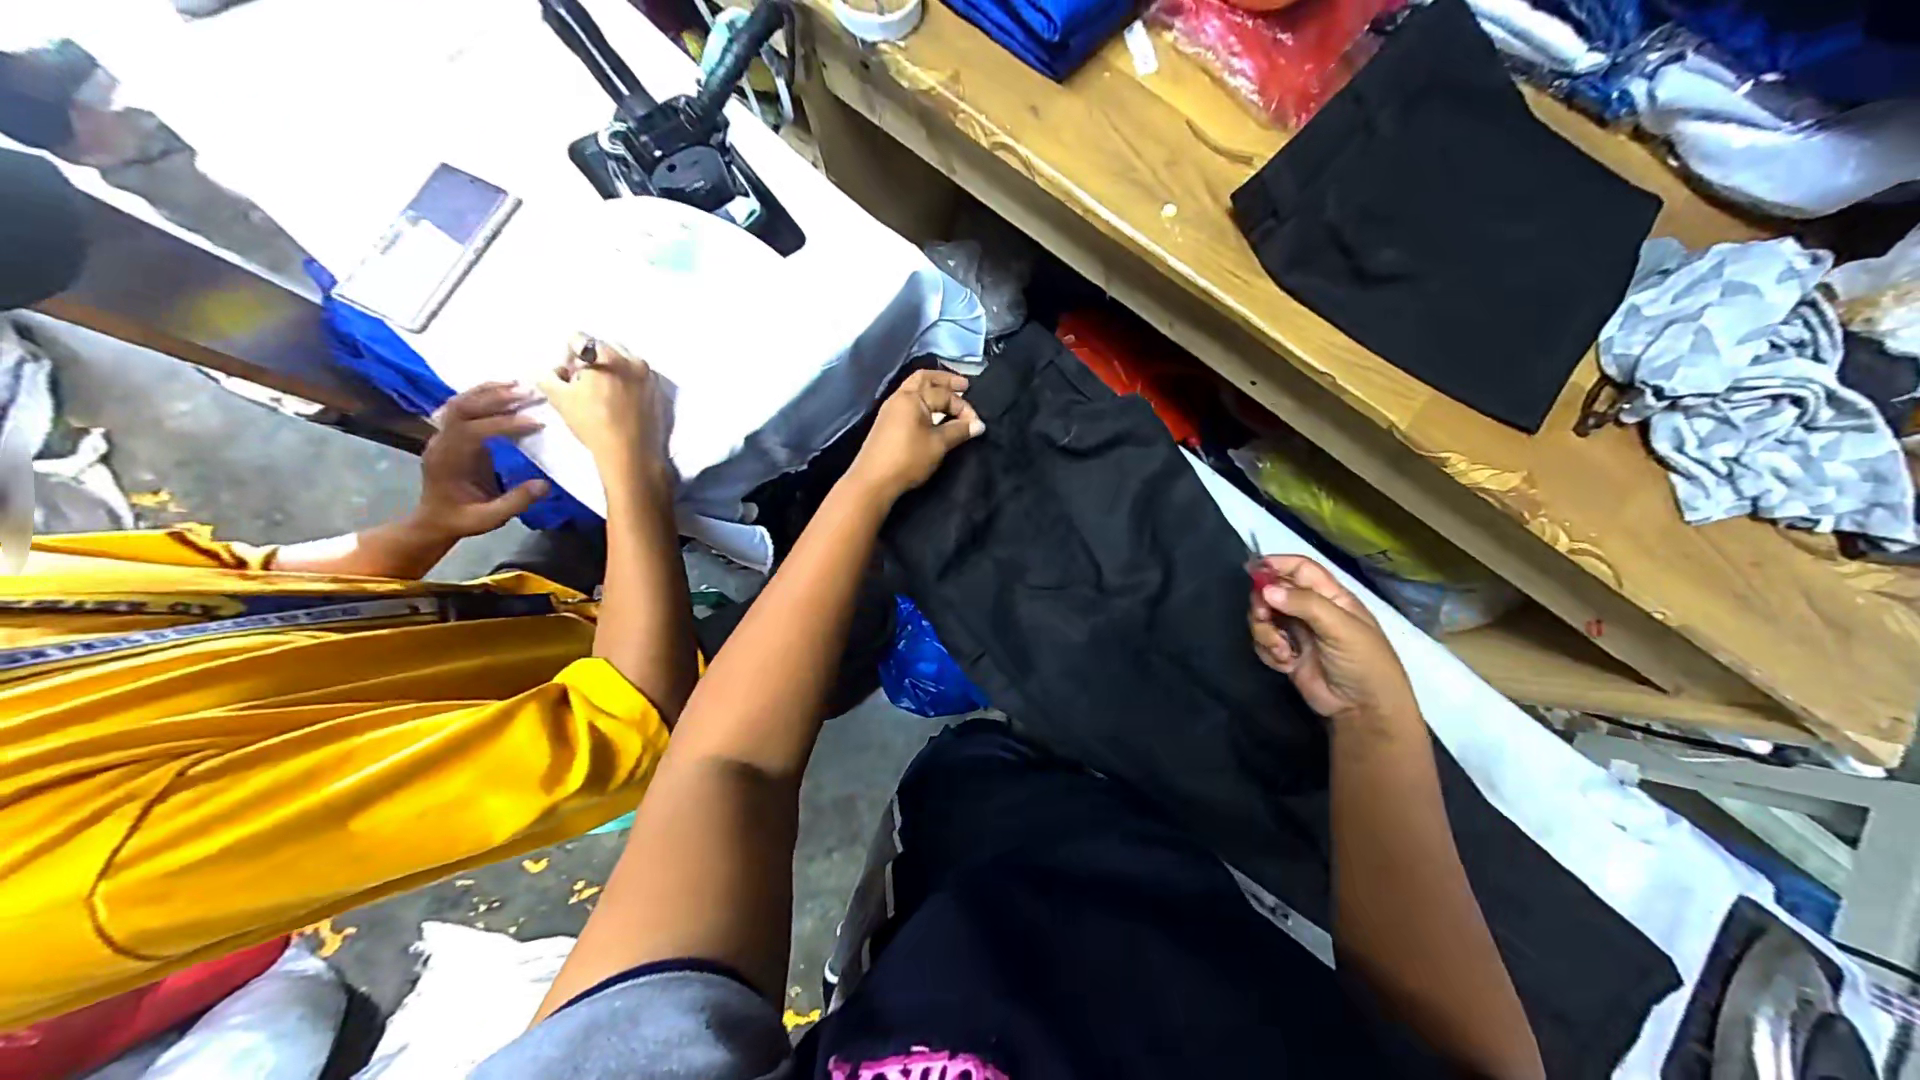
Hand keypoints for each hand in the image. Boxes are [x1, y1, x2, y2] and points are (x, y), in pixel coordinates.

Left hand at [413, 382, 550, 540]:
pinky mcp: (452, 433)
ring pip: (461, 402)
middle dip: (496, 398)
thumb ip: (515, 502)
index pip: (473, 431)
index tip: (535, 423)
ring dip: (490, 391)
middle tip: (530, 394)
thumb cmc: (461, 519)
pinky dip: (484, 395)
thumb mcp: (489, 519)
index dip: (504, 424)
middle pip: (462, 408)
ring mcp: (443, 435)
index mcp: (448, 461)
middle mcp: (441, 442)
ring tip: (521, 386)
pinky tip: (506, 391)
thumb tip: (545, 484)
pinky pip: (463, 406)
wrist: (433, 519)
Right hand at [538, 335, 669, 482]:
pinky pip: (640, 374)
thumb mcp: (559, 399)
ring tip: (606, 392)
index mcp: (604, 356)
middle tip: (587, 384)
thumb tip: (557, 370)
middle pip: (603, 347)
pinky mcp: (658, 389)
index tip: (570, 375)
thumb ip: (550, 377)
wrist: (631, 451)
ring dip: (613, 368)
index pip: (579, 339)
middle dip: (592, 360)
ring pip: (624, 358)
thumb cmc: (593, 423)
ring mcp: (647, 373)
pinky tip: (623, 399)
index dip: (569, 356)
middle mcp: (630, 359)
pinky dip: (630, 379)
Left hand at [846, 370, 984, 501]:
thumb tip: (978, 425)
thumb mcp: (938, 444)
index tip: (976, 424)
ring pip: (914, 388)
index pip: (944, 394)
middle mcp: (900, 396)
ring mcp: (891, 408)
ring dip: (933, 389)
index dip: (963, 408)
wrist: (873, 480)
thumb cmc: (908, 458)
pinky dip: (924, 400)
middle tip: (963, 386)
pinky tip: (932, 411)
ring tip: (950, 397)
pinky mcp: (887, 421)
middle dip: (946, 380)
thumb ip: (959, 431)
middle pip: (925, 378)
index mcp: (912, 397)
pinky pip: (909, 401)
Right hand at [1249, 555, 1417, 730]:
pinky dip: (1268, 650)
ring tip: (1281, 649)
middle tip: (1263, 616)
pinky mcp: (1285, 653)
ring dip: (1264, 631)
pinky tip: (1284, 662)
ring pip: (1263, 617)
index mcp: (1331, 596)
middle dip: (1262, 602)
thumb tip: (1266, 589)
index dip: (1276, 564)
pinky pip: (1263, 641)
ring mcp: (1296, 632)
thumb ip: (1305, 604)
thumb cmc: (1363, 662)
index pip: (1299, 568)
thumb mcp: (1341, 628)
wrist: (1363, 709)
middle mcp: (1310, 610)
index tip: (1252, 571)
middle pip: (1273, 591)